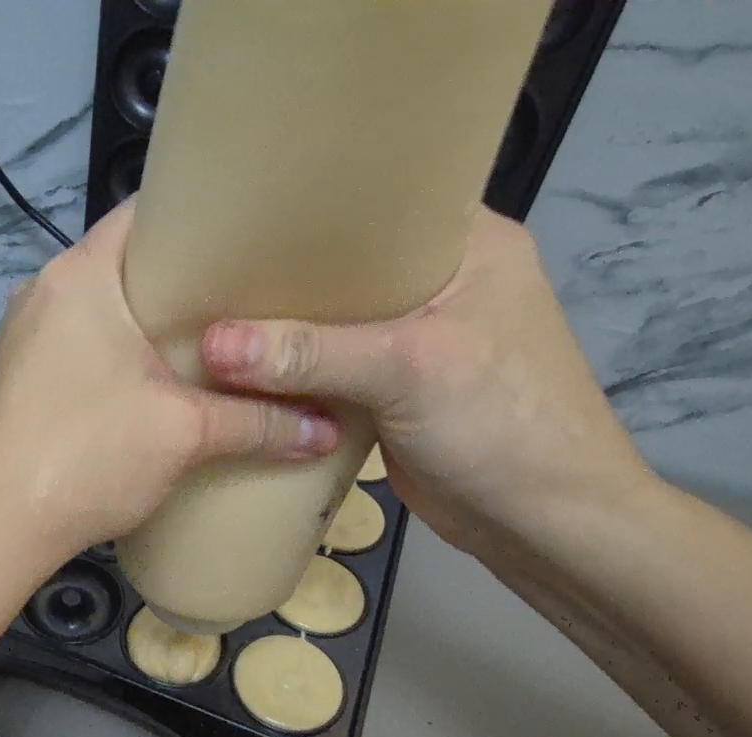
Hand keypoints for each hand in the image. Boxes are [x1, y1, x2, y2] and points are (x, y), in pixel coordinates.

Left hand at [0, 201, 339, 571]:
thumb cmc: (87, 455)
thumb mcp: (184, 433)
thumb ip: (261, 424)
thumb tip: (328, 429)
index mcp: (79, 275)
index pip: (146, 213)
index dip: (202, 215)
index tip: (252, 232)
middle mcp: (43, 293)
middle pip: (127, 265)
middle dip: (186, 280)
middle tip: (248, 296)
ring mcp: (23, 340)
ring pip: (102, 312)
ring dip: (150, 326)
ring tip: (213, 343)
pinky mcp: (17, 382)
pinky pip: (80, 349)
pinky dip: (119, 358)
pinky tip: (157, 388)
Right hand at [200, 210, 653, 559]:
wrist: (542, 524)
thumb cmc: (503, 424)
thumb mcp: (409, 370)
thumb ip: (312, 354)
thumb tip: (214, 344)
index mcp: (467, 243)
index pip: (382, 196)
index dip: (313, 199)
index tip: (241, 201)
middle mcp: (438, 283)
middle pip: (345, 265)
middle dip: (283, 270)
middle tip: (209, 262)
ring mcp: (414, 340)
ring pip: (333, 322)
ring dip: (283, 327)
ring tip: (209, 309)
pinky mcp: (391, 391)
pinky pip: (330, 370)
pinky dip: (293, 374)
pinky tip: (240, 369)